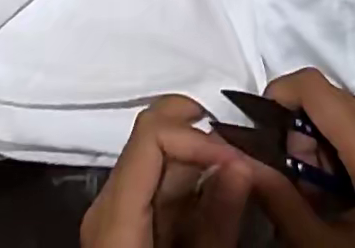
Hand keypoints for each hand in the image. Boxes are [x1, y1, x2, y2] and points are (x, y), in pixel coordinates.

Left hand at [82, 95, 254, 247]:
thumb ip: (217, 220)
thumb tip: (244, 164)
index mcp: (114, 211)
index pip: (152, 133)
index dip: (197, 134)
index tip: (237, 154)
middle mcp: (108, 200)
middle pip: (157, 135)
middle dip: (205, 136)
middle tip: (246, 151)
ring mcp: (115, 210)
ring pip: (163, 156)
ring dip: (205, 156)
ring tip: (244, 170)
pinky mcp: (128, 222)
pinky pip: (163, 183)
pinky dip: (196, 180)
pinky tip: (223, 193)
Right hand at [242, 68, 354, 247]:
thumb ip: (281, 201)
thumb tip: (241, 160)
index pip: (315, 87)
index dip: (278, 93)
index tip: (258, 127)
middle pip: (330, 97)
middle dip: (299, 126)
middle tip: (291, 176)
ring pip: (347, 107)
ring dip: (322, 134)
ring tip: (320, 189)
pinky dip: (346, 141)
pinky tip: (346, 185)